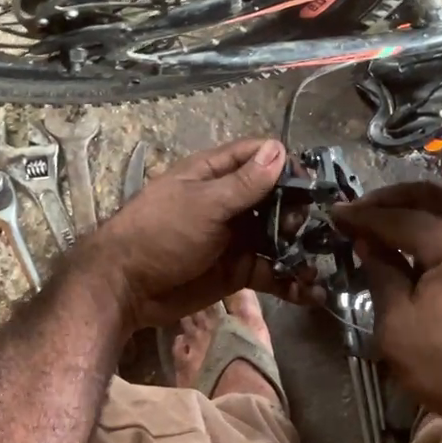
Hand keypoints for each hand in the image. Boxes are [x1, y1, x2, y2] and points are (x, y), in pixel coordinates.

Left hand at [73, 138, 293, 330]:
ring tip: (316, 266)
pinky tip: (311, 291)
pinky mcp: (237, 270)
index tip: (309, 185)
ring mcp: (234, 237)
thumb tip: (280, 150)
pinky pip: (270, 271)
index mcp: (215, 174)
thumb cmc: (159, 233)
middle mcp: (229, 202)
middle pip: (275, 198)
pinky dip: (291, 280)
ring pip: (277, 237)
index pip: (258, 156)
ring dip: (299, 249)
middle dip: (297, 212)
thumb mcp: (203, 204)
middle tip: (302, 230)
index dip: (286, 166)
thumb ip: (244, 184)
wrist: (125, 288)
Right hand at [333, 183, 441, 434]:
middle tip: (359, 210)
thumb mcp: (399, 326)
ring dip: (417, 211)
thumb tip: (367, 243)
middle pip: (431, 196)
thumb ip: (381, 274)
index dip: (362, 216)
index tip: (334, 215)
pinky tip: (420, 246)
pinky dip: (440, 227)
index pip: (399, 217)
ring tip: (385, 226)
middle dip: (390, 199)